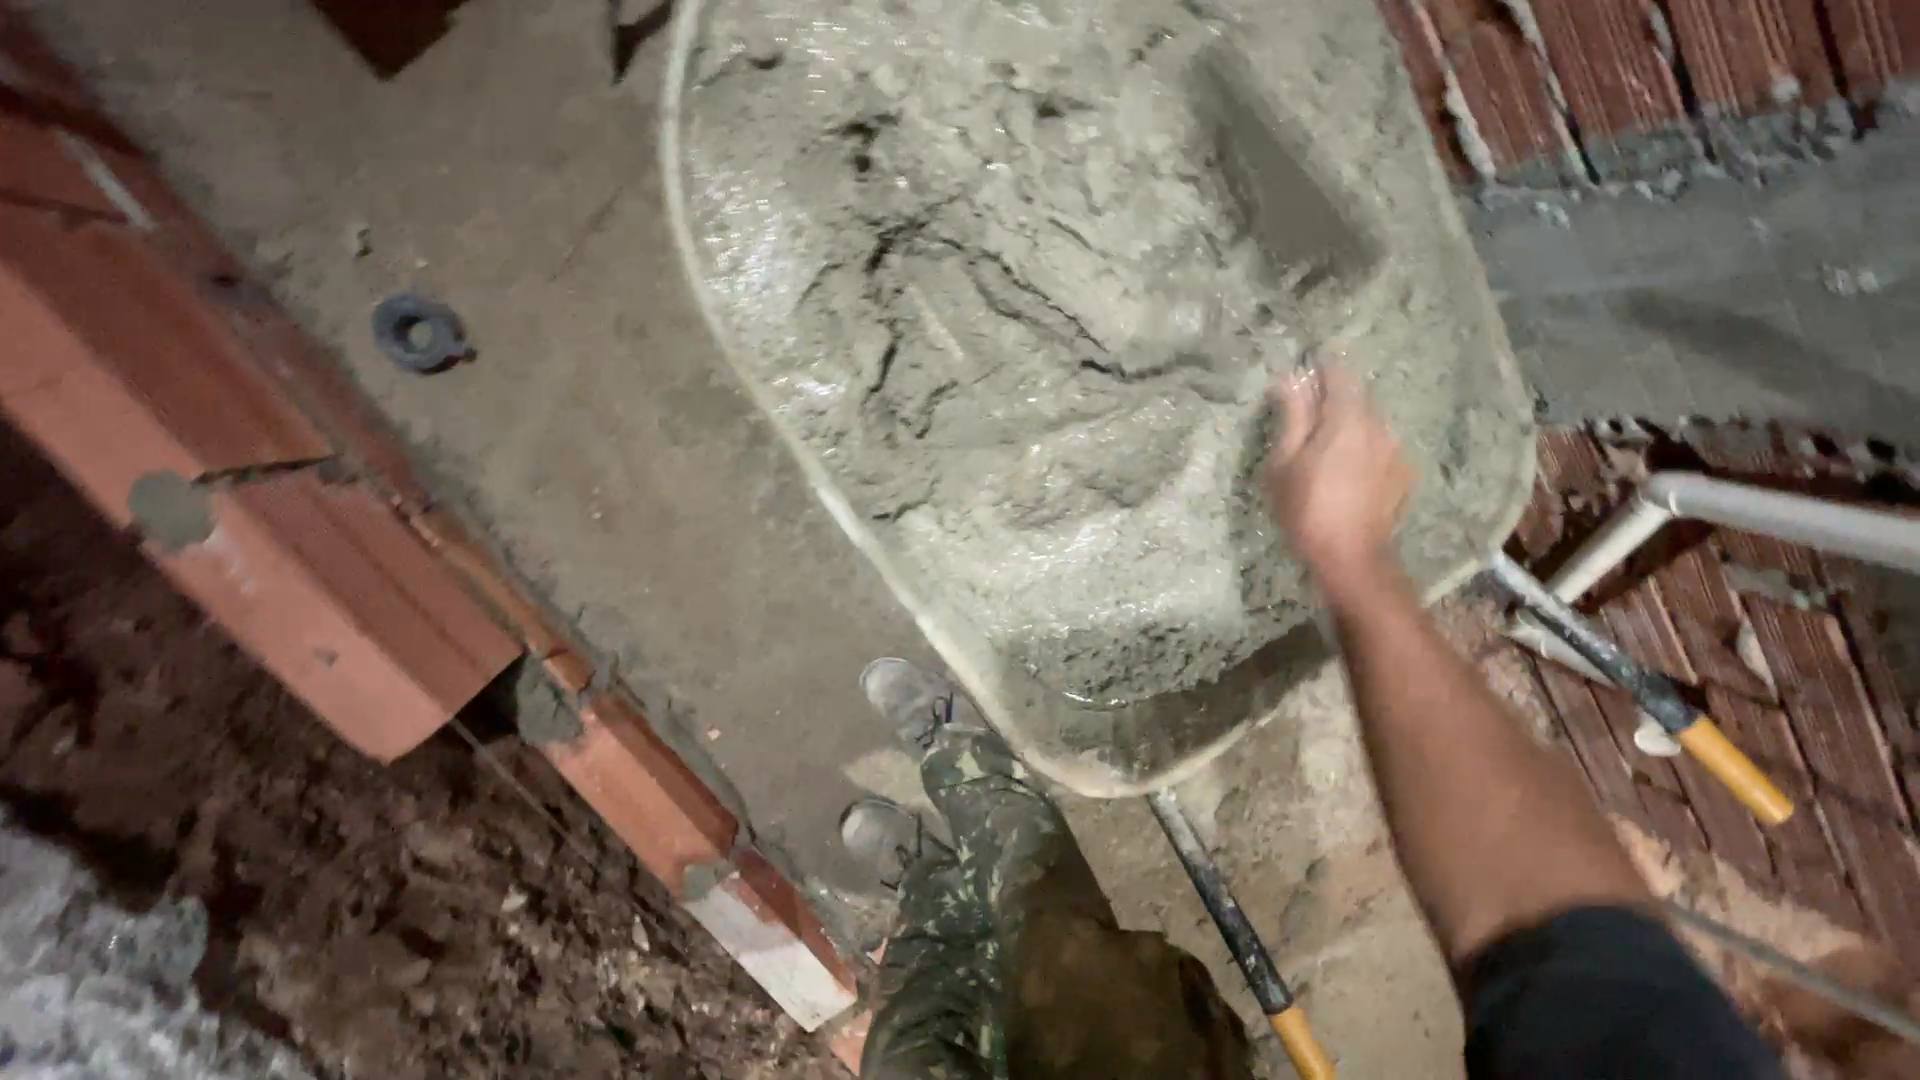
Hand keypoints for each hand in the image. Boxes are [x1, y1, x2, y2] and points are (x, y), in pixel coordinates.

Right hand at [1262, 360, 1411, 598]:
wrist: (1351, 557)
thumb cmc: (1306, 508)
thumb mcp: (1284, 462)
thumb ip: (1292, 416)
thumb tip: (1289, 377)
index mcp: (1347, 419)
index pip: (1340, 375)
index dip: (1323, 366)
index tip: (1306, 366)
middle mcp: (1379, 426)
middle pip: (1357, 397)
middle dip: (1334, 397)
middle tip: (1307, 412)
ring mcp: (1396, 450)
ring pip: (1370, 423)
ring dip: (1349, 424)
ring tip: (1325, 445)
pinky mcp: (1403, 473)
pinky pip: (1380, 446)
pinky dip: (1363, 447)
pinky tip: (1346, 470)